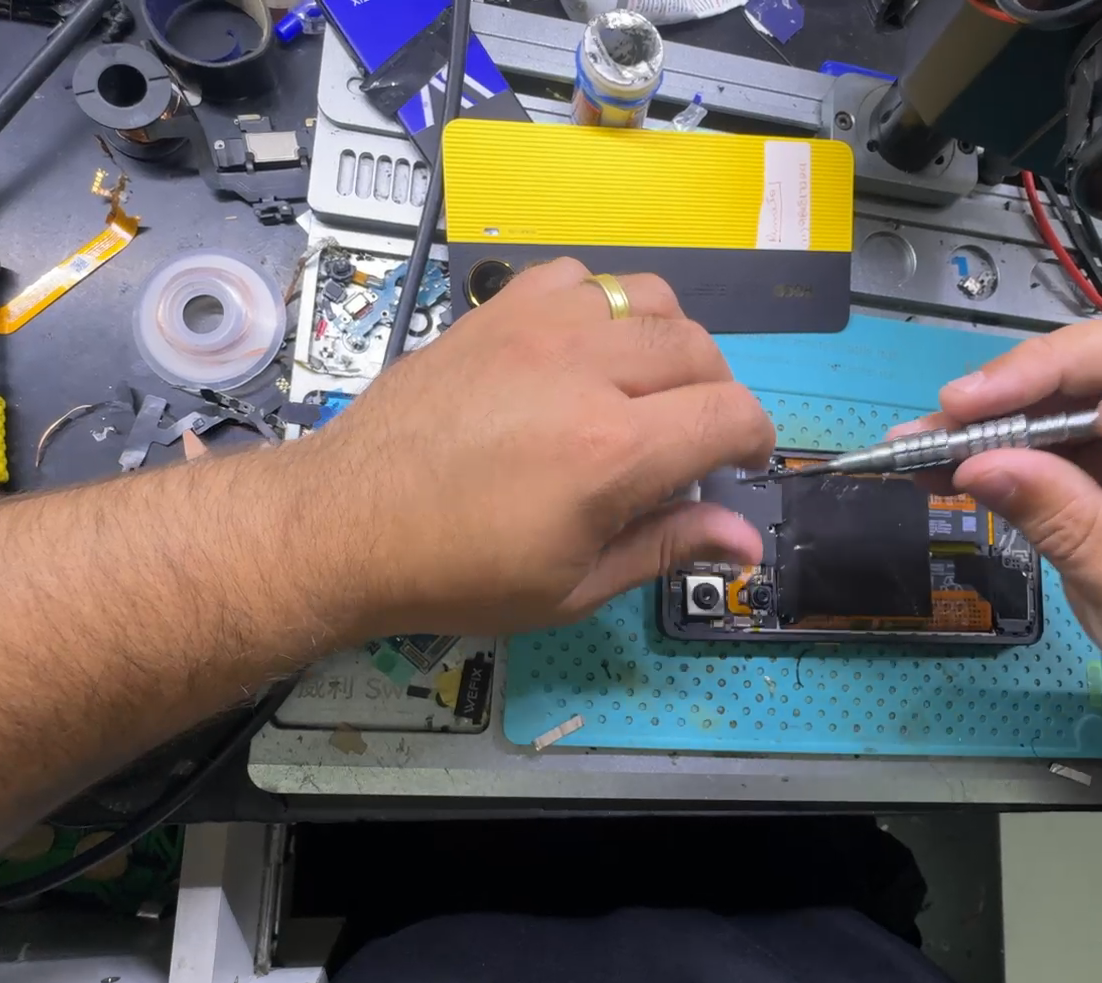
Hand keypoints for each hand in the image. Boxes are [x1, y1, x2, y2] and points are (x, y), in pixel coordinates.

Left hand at [309, 258, 775, 637]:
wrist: (345, 524)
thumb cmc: (459, 574)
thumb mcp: (574, 586)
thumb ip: (667, 547)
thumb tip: (746, 539)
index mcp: (612, 453)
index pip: (731, 414)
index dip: (756, 440)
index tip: (741, 464)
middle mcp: (585, 372)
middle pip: (700, 351)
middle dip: (717, 396)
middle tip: (692, 441)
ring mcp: (537, 328)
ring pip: (650, 298)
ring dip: (670, 344)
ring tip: (646, 389)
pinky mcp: (496, 312)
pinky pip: (581, 277)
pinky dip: (605, 308)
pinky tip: (584, 351)